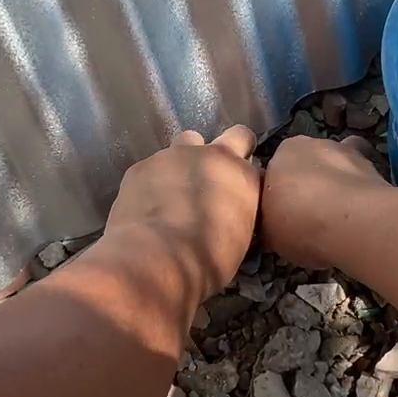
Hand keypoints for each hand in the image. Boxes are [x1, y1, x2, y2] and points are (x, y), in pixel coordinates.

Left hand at [102, 125, 262, 303]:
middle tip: (215, 176)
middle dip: (230, 149)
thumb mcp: (239, 240)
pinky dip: (153, 180)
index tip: (238, 191)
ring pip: (186, 142)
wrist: (156, 259)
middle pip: (235, 135)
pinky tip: (146, 205)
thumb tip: (231, 211)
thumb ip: (238, 212)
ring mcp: (173, 156)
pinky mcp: (141, 166)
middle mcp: (212, 156)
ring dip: (187, 159)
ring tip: (175, 188)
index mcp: (242, 176)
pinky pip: (152, 167)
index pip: (256, 164)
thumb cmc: (207, 261)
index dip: (246, 174)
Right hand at [260, 135, 388, 268]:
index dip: (280, 192)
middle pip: (311, 165)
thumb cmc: (297, 221)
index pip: (277, 168)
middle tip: (310, 218)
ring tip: (339, 221)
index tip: (283, 215)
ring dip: (340, 188)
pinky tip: (360, 220)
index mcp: (285, 150)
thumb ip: (269, 219)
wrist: (350, 223)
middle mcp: (317, 144)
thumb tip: (273, 225)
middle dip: (311, 185)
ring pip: (341, 170)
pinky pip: (365, 185)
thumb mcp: (267, 229)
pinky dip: (363, 197)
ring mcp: (352, 154)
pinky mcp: (379, 172)